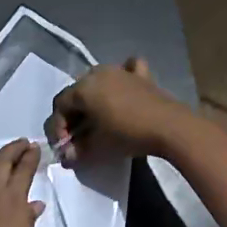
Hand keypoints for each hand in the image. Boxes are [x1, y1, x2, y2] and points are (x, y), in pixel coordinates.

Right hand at [47, 57, 192, 164]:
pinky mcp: (142, 76)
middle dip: (75, 114)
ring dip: (94, 98)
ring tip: (99, 119)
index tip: (66, 146)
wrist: (168, 127)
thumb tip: (66, 157)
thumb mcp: (98, 148)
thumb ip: (78, 152)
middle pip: (78, 92)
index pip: (60, 105)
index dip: (58, 127)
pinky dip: (122, 78)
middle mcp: (98, 73)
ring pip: (99, 80)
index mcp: (83, 88)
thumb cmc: (127, 135)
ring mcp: (121, 71)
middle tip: (80, 136)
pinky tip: (125, 88)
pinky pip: (127, 70)